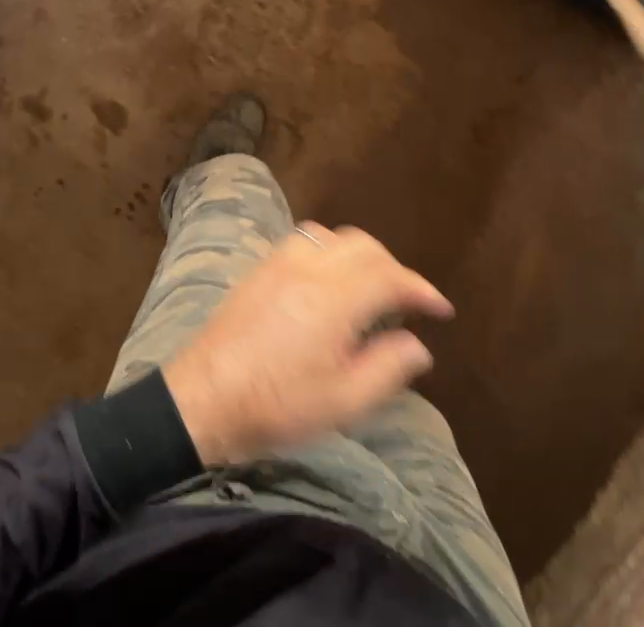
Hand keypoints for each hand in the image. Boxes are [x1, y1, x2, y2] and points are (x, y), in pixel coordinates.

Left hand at [162, 224, 453, 466]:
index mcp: (333, 300)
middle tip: (406, 301)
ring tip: (369, 287)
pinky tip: (328, 283)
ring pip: (329, 237)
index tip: (440, 309)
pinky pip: (300, 243)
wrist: (203, 399)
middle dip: (392, 267)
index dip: (421, 290)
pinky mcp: (255, 273)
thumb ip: (388, 368)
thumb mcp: (344, 402)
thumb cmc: (276, 407)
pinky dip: (327, 252)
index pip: (390, 277)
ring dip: (357, 254)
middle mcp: (306, 270)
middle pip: (362, 246)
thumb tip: (417, 346)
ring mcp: (275, 266)